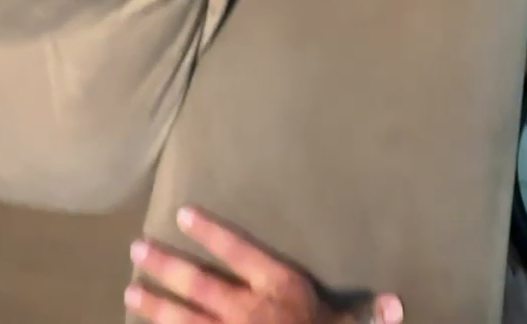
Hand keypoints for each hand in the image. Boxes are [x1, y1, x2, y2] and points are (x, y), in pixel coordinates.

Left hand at [126, 207, 405, 323]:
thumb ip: (367, 316)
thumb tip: (397, 302)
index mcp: (278, 289)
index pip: (238, 251)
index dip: (211, 231)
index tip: (183, 213)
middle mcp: (246, 311)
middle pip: (198, 284)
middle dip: (165, 265)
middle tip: (136, 248)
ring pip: (182, 321)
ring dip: (155, 305)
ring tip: (130, 289)